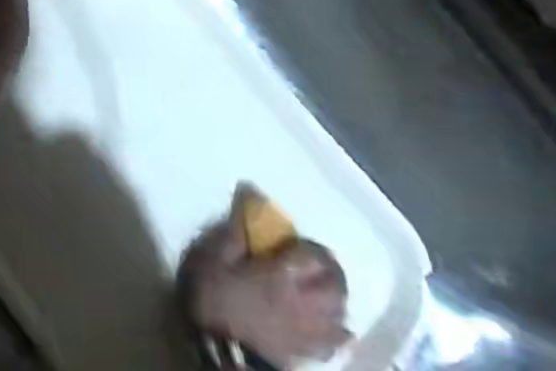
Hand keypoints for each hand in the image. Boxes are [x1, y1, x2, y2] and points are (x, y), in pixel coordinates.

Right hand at [184, 224, 351, 367]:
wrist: (222, 354)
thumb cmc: (216, 299)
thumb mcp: (213, 257)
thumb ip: (234, 233)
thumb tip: (247, 200)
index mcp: (284, 275)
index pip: (315, 256)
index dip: (312, 246)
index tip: (299, 241)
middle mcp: (306, 301)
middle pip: (336, 286)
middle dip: (332, 272)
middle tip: (317, 264)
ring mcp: (311, 330)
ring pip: (342, 313)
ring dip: (337, 299)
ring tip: (323, 291)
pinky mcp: (308, 352)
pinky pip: (336, 341)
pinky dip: (337, 330)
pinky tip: (329, 326)